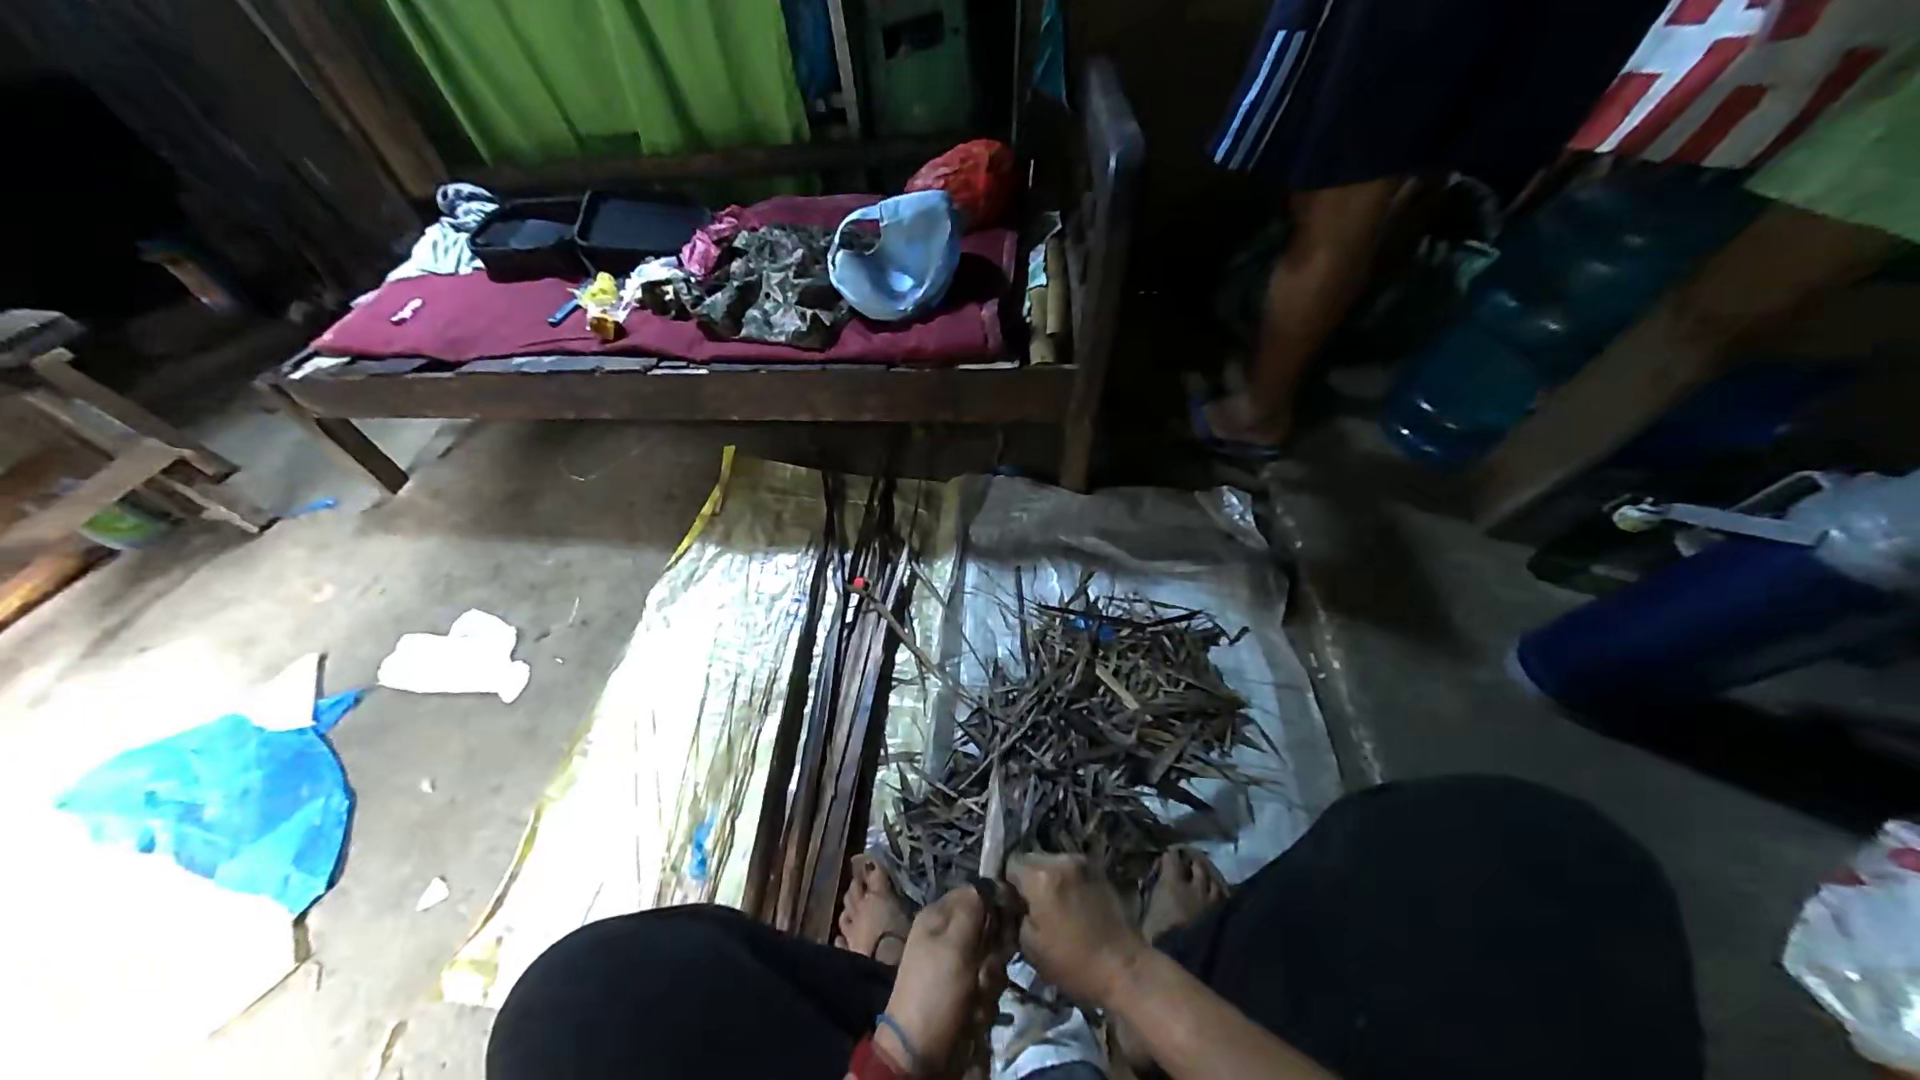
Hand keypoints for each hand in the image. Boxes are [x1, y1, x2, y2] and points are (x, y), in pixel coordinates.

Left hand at [878, 885, 992, 1074]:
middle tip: (984, 966)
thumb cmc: (936, 990)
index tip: (1008, 918)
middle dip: (994, 949)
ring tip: (976, 995)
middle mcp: (949, 935)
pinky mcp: (968, 993)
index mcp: (939, 915)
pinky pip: (990, 986)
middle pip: (990, 927)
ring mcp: (959, 966)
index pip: (977, 892)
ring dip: (991, 979)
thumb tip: (993, 880)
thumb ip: (973, 906)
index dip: (995, 903)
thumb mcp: (953, 942)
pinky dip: (986, 1001)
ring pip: (995, 959)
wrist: (922, 1054)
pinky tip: (974, 1013)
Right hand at [1007, 853, 1145, 1006]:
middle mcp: (1060, 860)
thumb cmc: (1073, 963)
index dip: (1007, 885)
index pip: (1010, 866)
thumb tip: (1011, 903)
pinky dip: (1065, 881)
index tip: (1011, 905)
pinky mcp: (1098, 870)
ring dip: (1047, 879)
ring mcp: (1082, 862)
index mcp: (1040, 877)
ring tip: (1053, 906)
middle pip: (1031, 860)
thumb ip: (1015, 915)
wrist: (1124, 968)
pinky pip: (1070, 869)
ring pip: (1051, 862)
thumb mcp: (1030, 947)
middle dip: (1027, 879)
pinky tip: (1070, 904)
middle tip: (1031, 907)